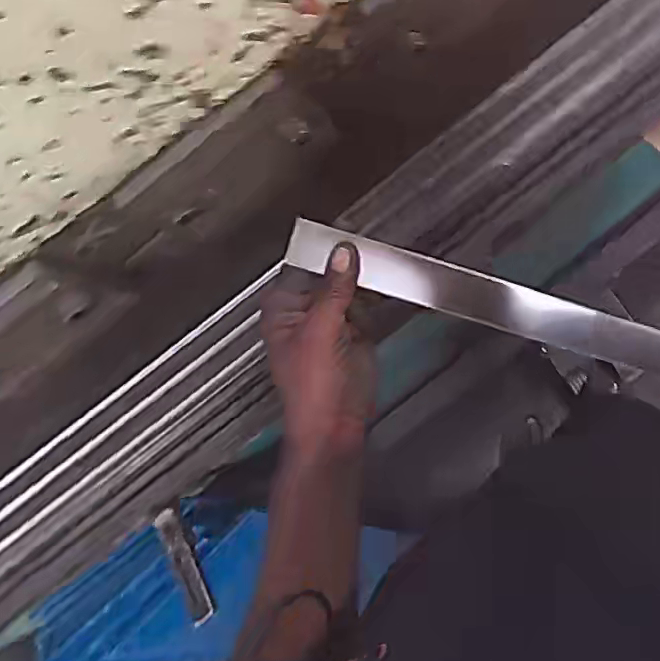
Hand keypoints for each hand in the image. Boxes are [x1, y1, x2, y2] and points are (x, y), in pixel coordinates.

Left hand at [262, 242, 374, 456]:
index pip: (304, 266)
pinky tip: (377, 304)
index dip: (325, 252)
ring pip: (352, 287)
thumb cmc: (311, 390)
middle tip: (367, 255)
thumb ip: (334, 289)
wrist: (337, 424)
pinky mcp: (356, 332)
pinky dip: (375, 302)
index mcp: (283, 308)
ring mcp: (332, 321)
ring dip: (365, 285)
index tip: (346, 236)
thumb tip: (343, 255)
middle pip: (331, 274)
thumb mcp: (321, 330)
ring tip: (371, 285)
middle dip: (349, 269)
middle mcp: (306, 311)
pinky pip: (367, 305)